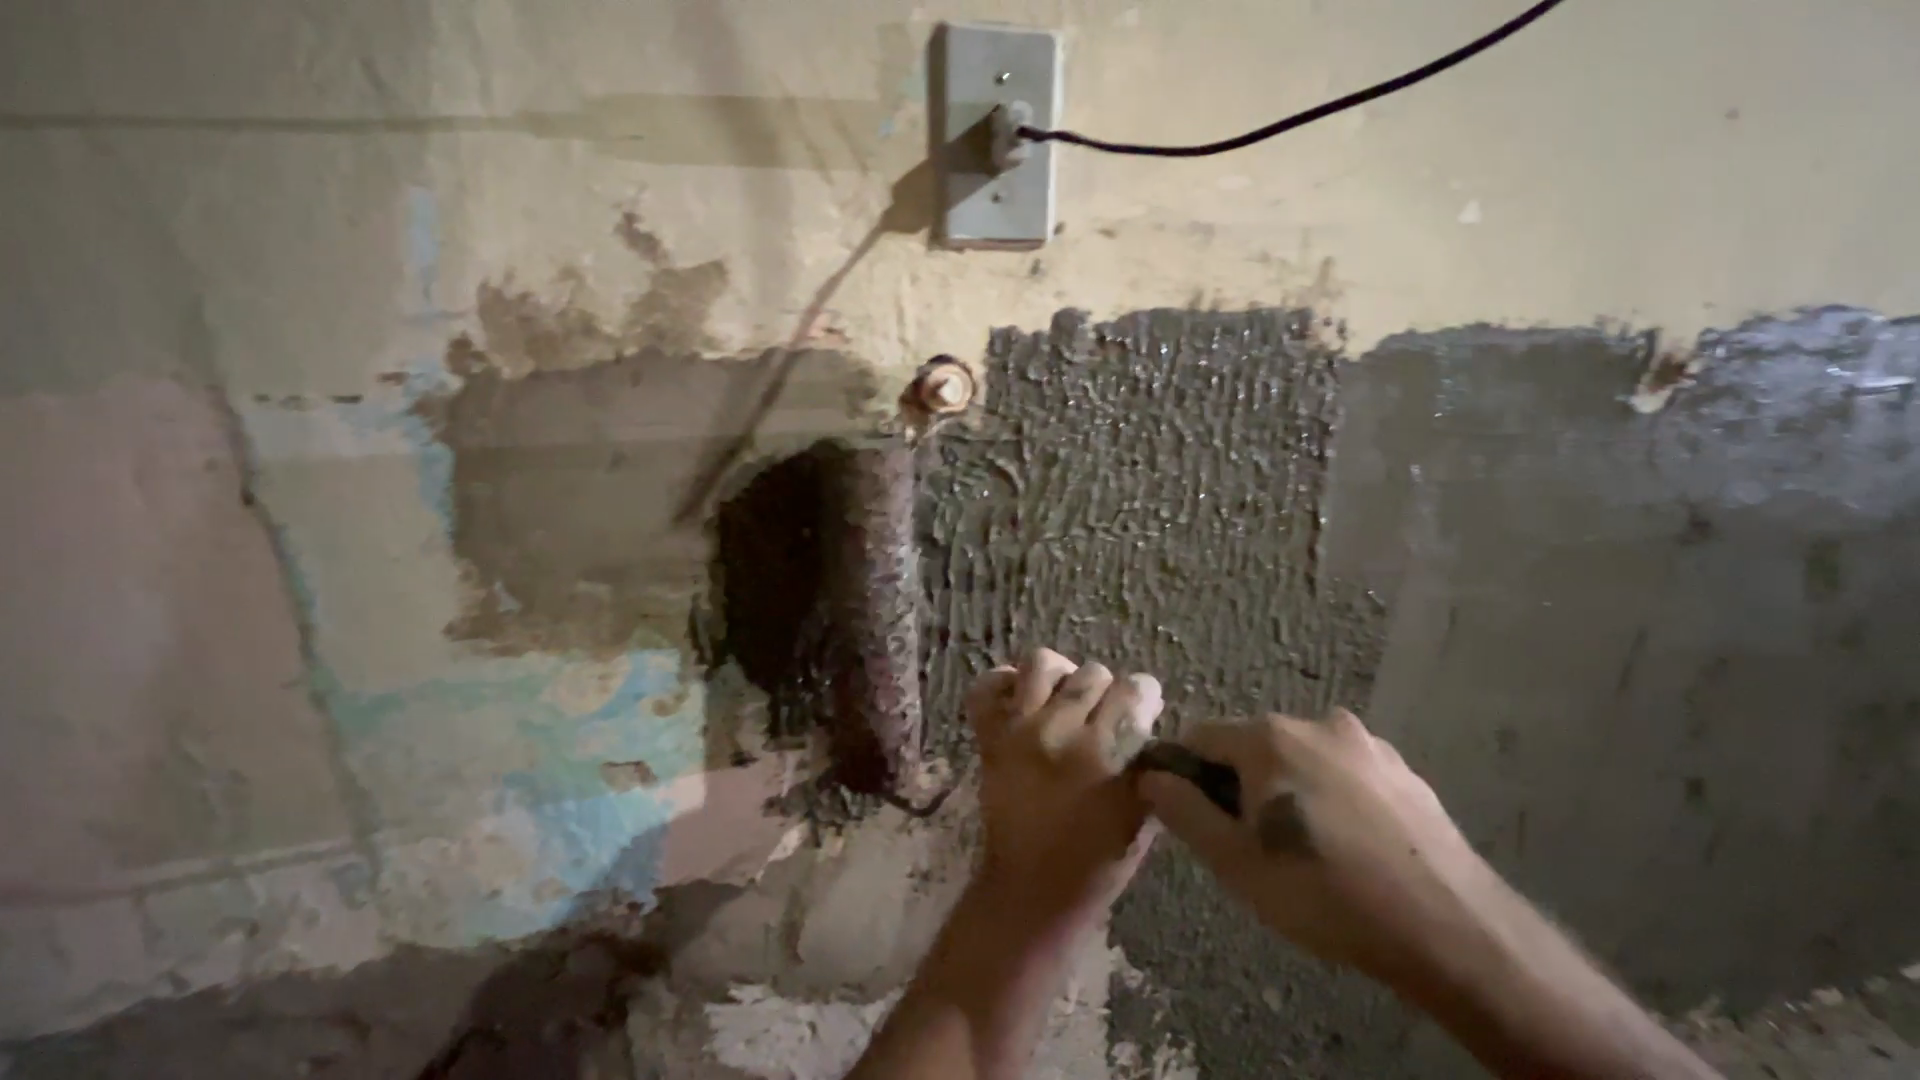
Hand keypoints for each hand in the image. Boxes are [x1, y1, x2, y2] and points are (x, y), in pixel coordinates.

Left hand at [965, 649, 1163, 925]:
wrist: (1032, 888)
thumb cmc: (1097, 860)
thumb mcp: (1143, 812)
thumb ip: (1147, 761)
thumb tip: (1146, 719)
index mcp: (1105, 753)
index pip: (1135, 689)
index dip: (1144, 697)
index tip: (1141, 709)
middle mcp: (1060, 730)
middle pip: (1092, 673)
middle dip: (1105, 690)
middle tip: (1101, 715)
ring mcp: (1018, 729)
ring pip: (1041, 664)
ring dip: (1060, 677)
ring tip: (1063, 700)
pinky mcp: (989, 736)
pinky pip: (987, 687)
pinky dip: (1004, 685)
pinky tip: (1023, 702)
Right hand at [1137, 709, 1493, 980]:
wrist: (1449, 928)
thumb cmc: (1324, 894)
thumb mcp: (1234, 862)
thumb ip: (1183, 810)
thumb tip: (1150, 776)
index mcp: (1269, 738)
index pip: (1199, 737)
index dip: (1186, 776)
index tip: (1196, 820)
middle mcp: (1317, 723)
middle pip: (1252, 747)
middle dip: (1240, 786)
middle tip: (1252, 847)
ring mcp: (1368, 745)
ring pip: (1302, 760)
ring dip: (1289, 791)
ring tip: (1307, 852)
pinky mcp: (1405, 772)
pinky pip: (1346, 774)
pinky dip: (1334, 798)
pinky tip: (1351, 848)